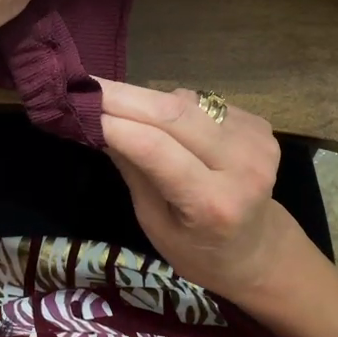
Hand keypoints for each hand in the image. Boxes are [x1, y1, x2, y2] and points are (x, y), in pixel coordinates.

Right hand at [98, 79, 311, 300]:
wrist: (258, 251)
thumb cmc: (197, 249)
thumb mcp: (154, 223)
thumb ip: (132, 169)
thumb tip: (94, 122)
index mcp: (213, 204)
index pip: (155, 148)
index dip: (114, 122)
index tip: (77, 105)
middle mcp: (243, 167)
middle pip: (173, 114)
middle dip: (123, 96)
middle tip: (84, 85)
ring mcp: (257, 141)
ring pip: (186, 100)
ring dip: (147, 99)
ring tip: (118, 106)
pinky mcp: (259, 125)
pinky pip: (202, 102)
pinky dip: (173, 105)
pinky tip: (165, 121)